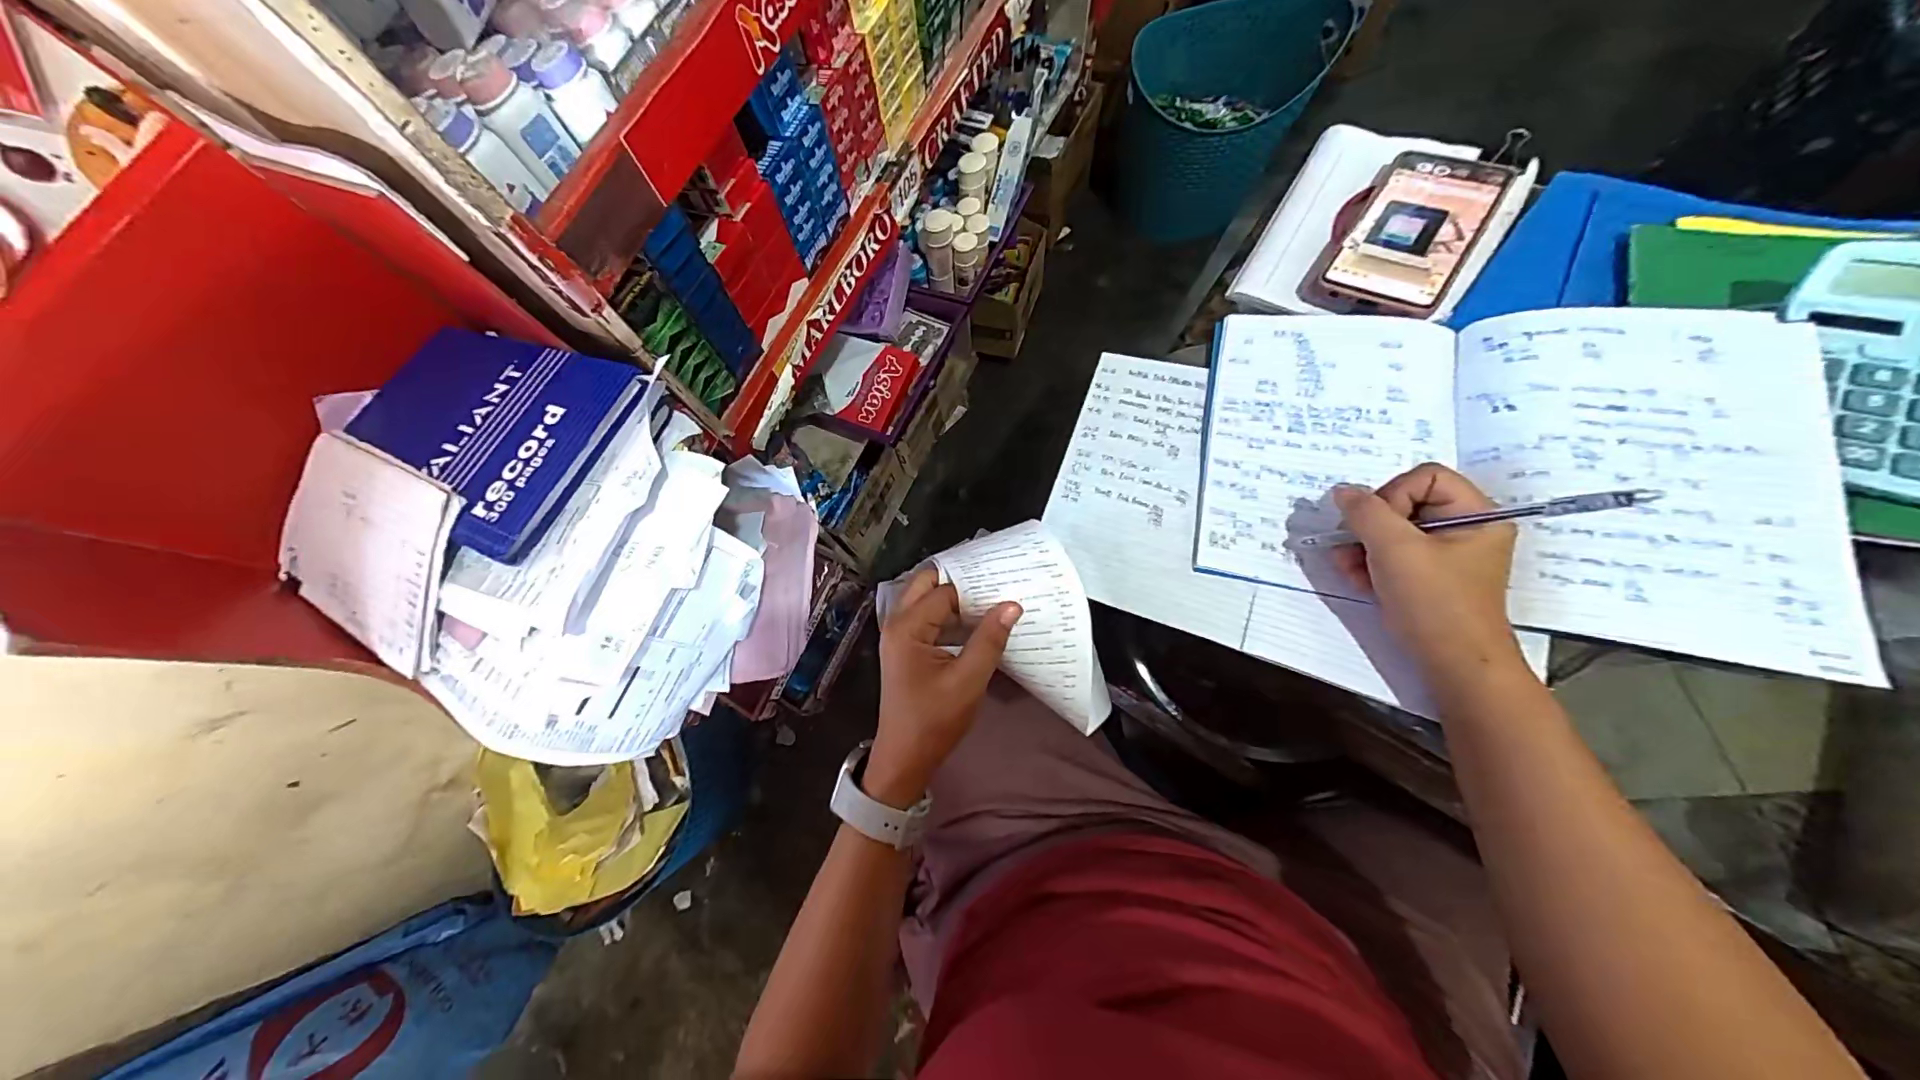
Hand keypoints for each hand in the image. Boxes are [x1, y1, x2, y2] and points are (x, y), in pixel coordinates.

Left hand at [867, 570, 1020, 807]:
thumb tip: (1011, 605)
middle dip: (959, 581)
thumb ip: (989, 640)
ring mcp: (899, 636)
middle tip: (994, 583)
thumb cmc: (934, 720)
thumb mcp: (968, 680)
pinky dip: (949, 616)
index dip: (975, 588)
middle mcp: (897, 624)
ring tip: (992, 599)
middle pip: (926, 584)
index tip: (1005, 583)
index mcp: (907, 627)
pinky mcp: (906, 649)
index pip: (945, 591)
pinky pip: (927, 619)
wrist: (905, 757)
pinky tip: (976, 623)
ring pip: (925, 600)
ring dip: (955, 598)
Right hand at [1328, 463, 1525, 679]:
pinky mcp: (1429, 578)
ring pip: (1393, 531)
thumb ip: (1365, 513)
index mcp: (1477, 514)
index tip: (1379, 527)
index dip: (1393, 495)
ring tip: (1348, 566)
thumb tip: (1344, 491)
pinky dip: (1371, 564)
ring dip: (1363, 545)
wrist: (1454, 665)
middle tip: (1354, 545)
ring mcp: (1446, 556)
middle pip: (1405, 502)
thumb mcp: (1394, 549)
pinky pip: (1394, 555)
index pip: (1425, 477)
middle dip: (1371, 525)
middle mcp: (1465, 529)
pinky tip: (1357, 578)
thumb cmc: (1434, 602)